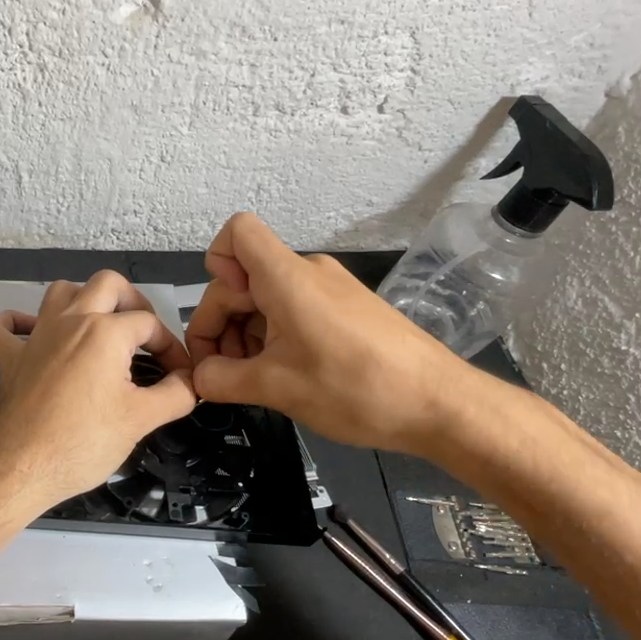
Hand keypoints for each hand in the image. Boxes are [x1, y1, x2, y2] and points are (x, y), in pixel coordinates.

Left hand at [0, 272, 198, 514]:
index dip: (171, 347)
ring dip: (81, 299)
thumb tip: (190, 382)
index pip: (150, 324)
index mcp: (104, 332)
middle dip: (132, 301)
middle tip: (143, 335)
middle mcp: (69, 321)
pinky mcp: (8, 358)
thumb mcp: (141, 419)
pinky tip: (29, 332)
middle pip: (106, 284)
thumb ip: (175, 394)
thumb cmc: (82, 443)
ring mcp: (34, 337)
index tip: (179, 374)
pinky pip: (2, 327)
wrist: (20, 468)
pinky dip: (14, 323)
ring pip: (58, 293)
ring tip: (99, 327)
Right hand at [185, 213, 478, 454]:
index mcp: (286, 278)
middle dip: (221, 322)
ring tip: (252, 381)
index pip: (236, 233)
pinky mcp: (348, 310)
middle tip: (222, 373)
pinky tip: (283, 376)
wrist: (442, 406)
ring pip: (265, 297)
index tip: (225, 316)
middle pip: (242, 276)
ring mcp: (331, 290)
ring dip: (246, 335)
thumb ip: (220, 379)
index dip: (215, 265)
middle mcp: (307, 273)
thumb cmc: (355, 389)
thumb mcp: (275, 389)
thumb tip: (198, 378)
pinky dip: (274, 337)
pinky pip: (293, 309)